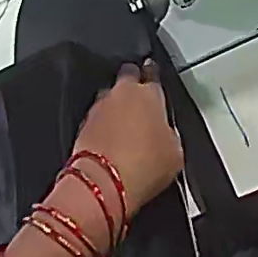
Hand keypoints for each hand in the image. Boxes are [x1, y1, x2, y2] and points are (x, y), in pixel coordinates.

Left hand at [69, 61, 183, 216]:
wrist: (104, 183)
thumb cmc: (144, 165)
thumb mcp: (176, 152)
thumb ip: (171, 134)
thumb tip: (166, 137)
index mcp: (150, 94)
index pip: (153, 73)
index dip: (154, 74)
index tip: (154, 75)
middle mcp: (122, 93)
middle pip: (127, 74)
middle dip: (132, 80)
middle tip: (139, 96)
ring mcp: (99, 108)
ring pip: (108, 95)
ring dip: (115, 104)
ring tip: (123, 122)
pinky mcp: (82, 125)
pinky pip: (95, 117)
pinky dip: (102, 123)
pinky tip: (109, 138)